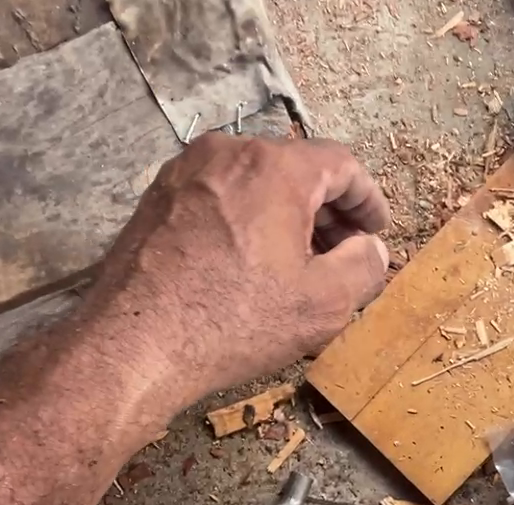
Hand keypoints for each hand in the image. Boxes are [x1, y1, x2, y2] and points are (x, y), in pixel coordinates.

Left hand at [81, 134, 391, 409]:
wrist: (137, 343)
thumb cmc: (236, 321)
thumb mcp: (324, 304)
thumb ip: (363, 267)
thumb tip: (371, 248)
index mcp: (274, 168)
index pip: (341, 164)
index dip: (368, 199)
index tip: (377, 229)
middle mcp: (227, 153)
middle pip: (296, 171)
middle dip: (329, 213)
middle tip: (344, 256)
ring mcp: (185, 172)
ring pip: (256, 185)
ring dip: (289, 219)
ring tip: (300, 267)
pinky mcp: (158, 199)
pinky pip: (221, 199)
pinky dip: (250, 223)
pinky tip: (253, 268)